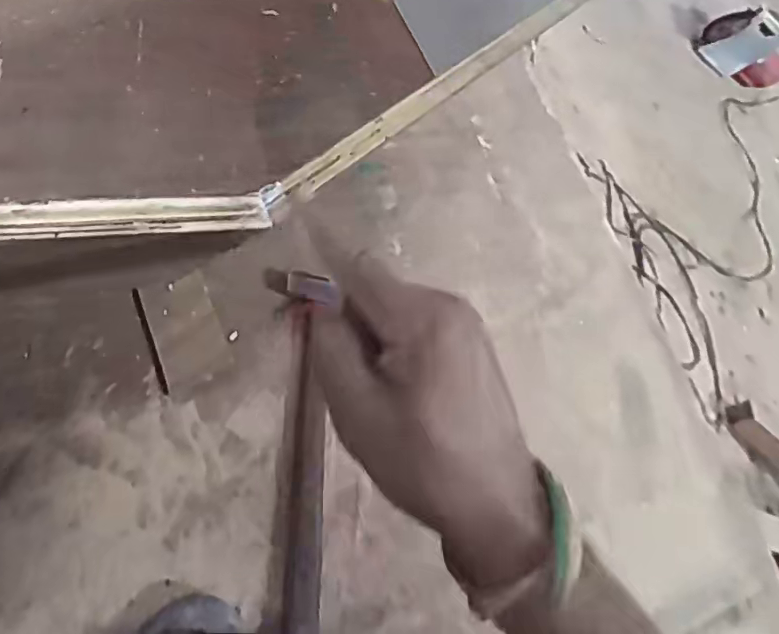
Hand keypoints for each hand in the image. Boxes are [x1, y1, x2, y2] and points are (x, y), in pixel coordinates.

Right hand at [307, 232, 549, 590]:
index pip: (352, 268)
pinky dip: (387, 337)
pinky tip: (388, 379)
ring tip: (358, 378)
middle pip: (371, 286)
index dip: (312, 277)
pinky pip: (411, 319)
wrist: (500, 510)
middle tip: (317, 354)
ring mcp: (463, 320)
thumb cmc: (421, 462)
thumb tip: (313, 299)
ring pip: (388, 303)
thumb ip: (328, 341)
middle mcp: (446, 303)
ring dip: (362, 327)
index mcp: (421, 315)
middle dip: (339, 311)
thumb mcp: (356, 406)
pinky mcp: (467, 338)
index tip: (279, 290)